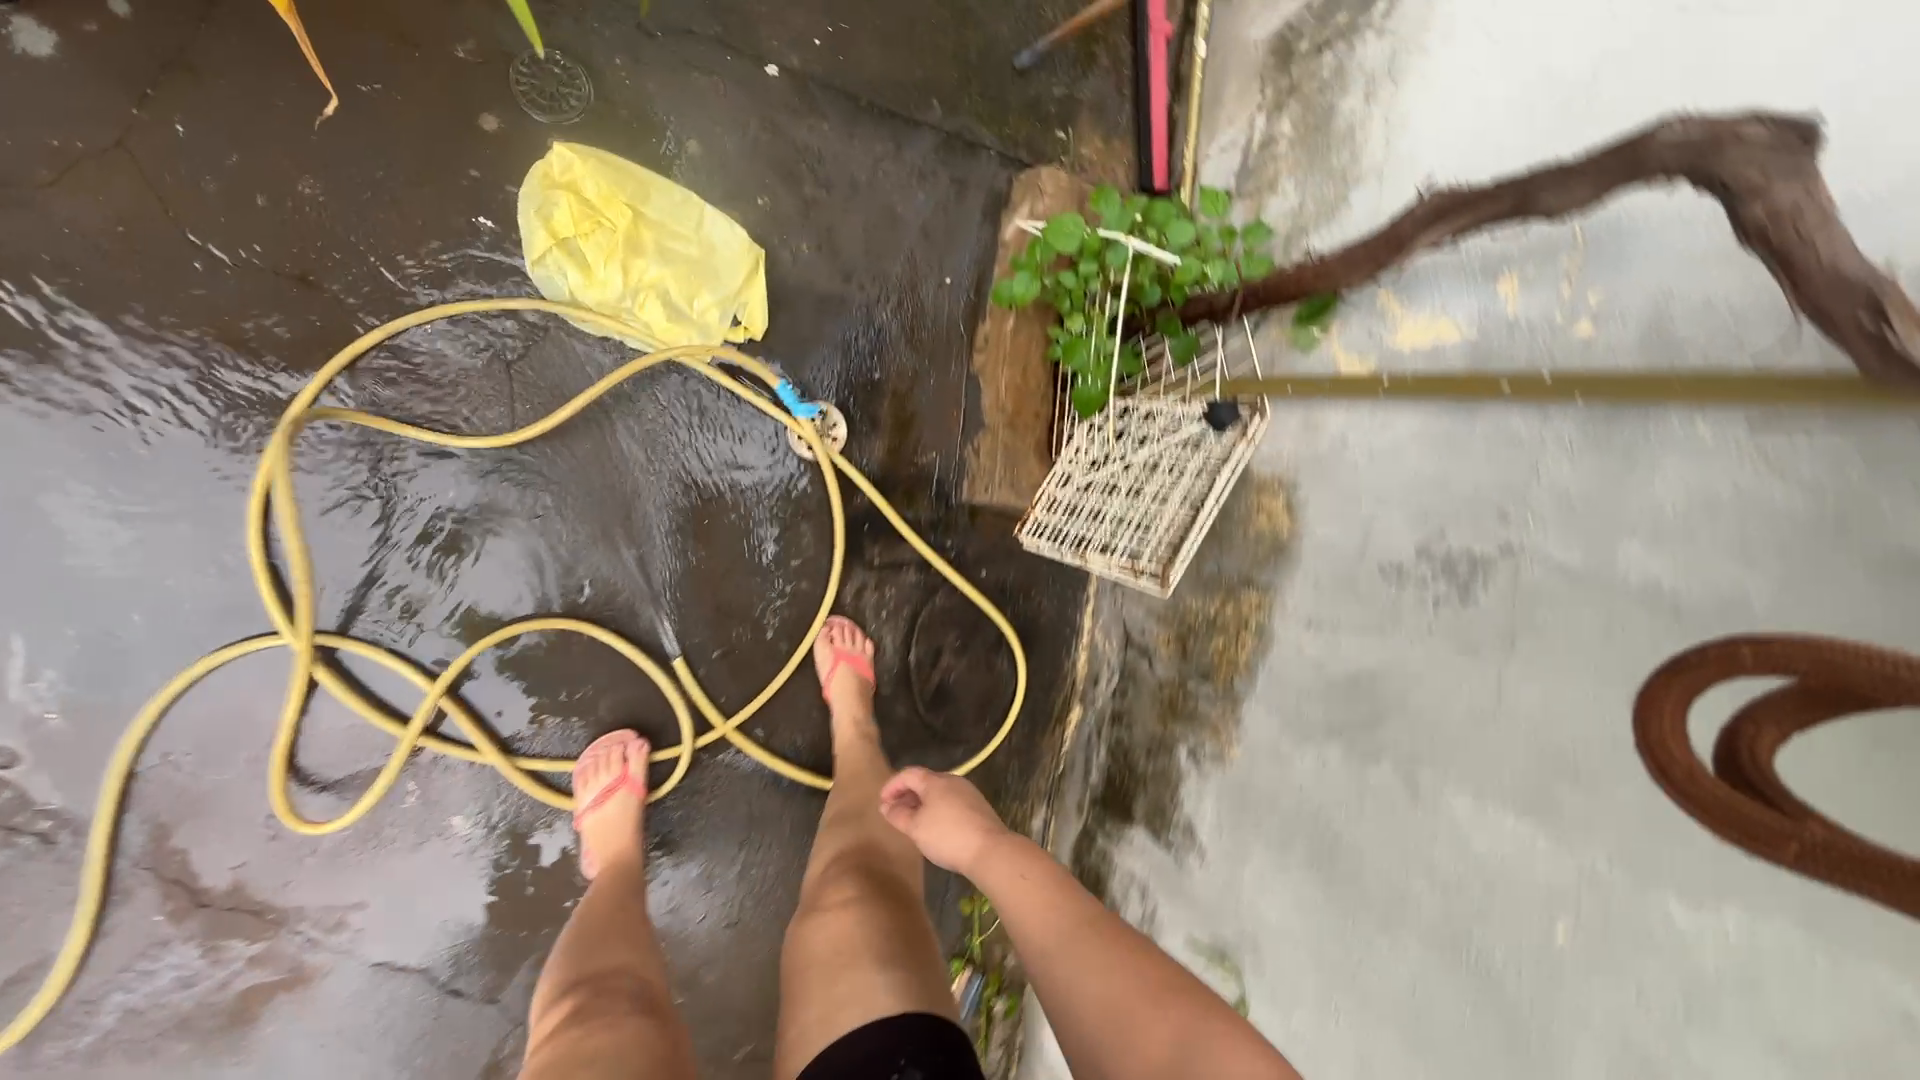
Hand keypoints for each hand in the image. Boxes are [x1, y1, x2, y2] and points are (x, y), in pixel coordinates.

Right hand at [878, 767, 1013, 874]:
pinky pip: (951, 802)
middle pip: (924, 781)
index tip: (882, 803)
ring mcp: (968, 792)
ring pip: (938, 792)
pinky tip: (935, 827)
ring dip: (922, 803)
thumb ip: (898, 815)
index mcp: (935, 781)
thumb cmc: (947, 835)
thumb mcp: (915, 827)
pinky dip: (937, 809)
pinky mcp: (978, 807)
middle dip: (906, 795)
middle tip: (895, 814)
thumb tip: (886, 806)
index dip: (892, 786)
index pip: (908, 774)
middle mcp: (953, 780)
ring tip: (912, 822)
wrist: (989, 850)